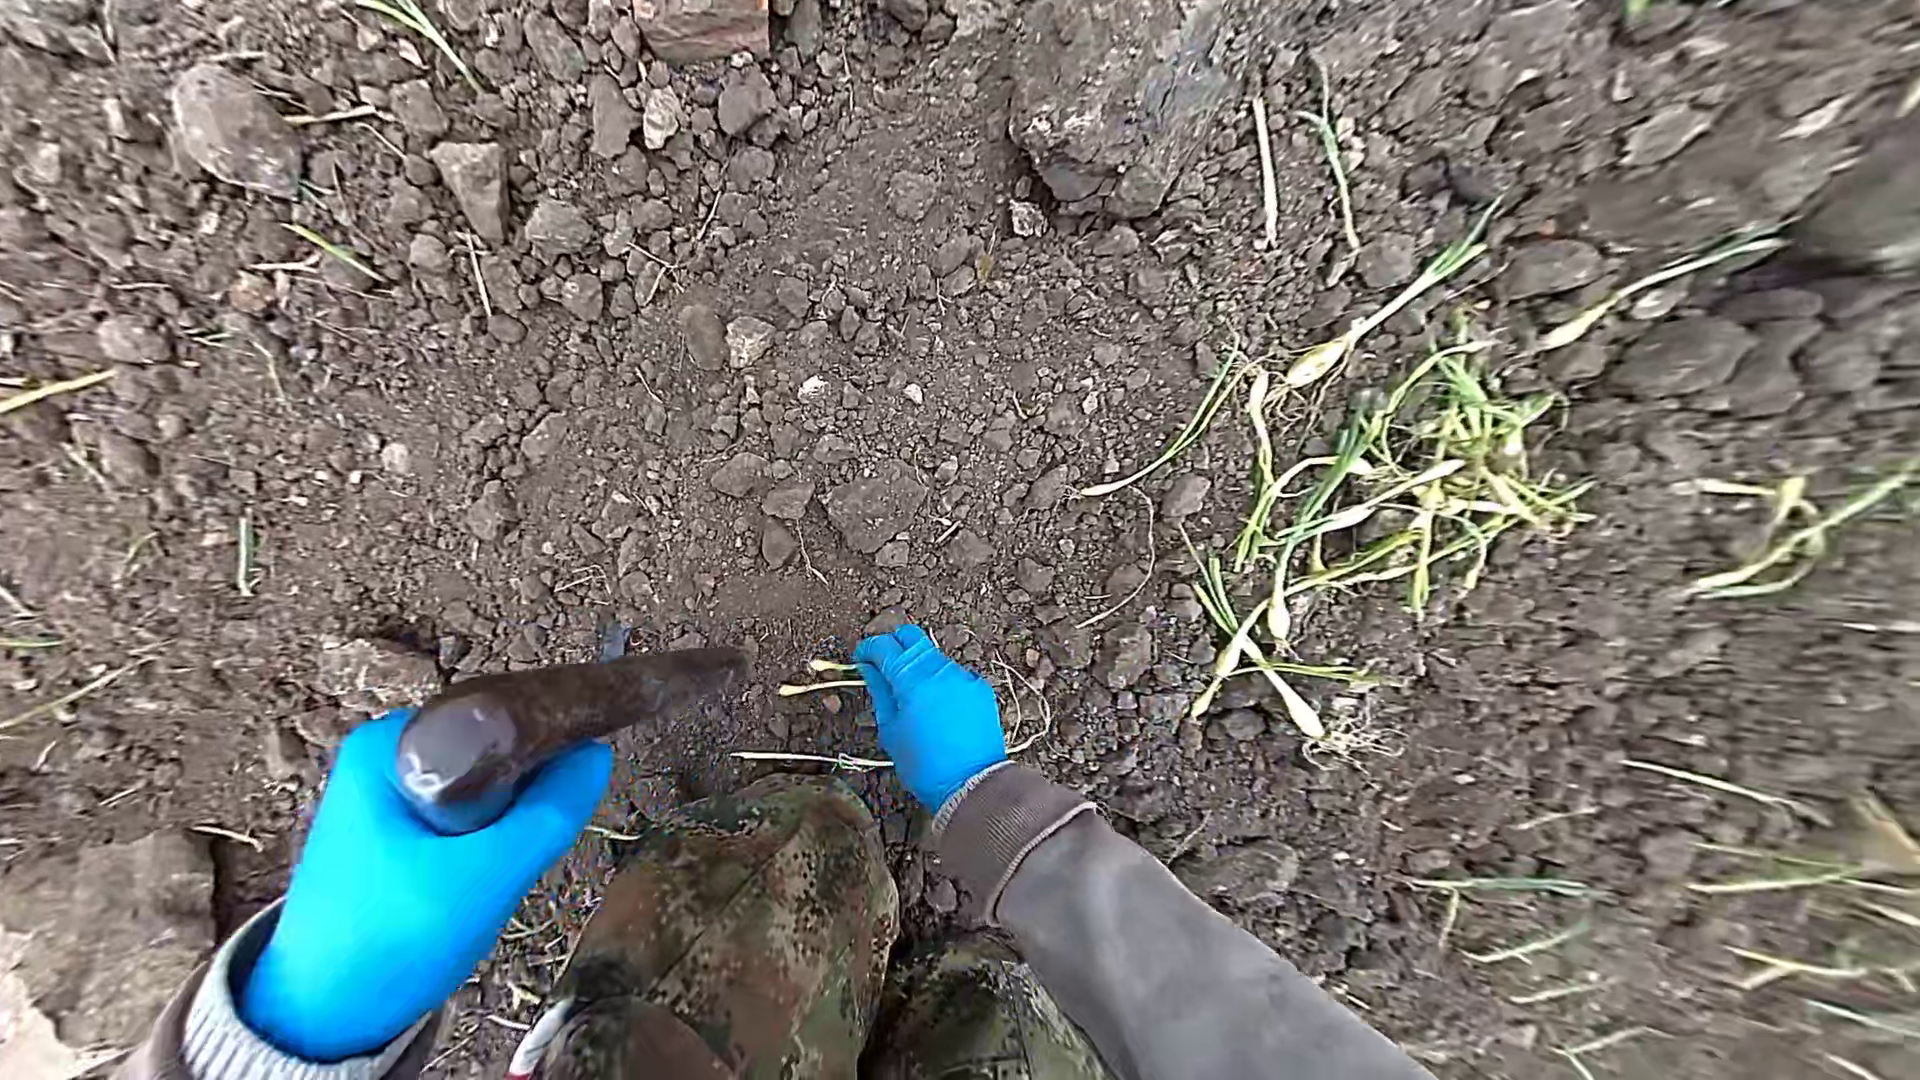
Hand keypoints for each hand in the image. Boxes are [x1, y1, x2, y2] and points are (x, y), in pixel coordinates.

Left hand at [240, 712, 610, 1061]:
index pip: (499, 715)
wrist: (322, 1022)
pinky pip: (480, 795)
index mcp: (387, 745)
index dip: (546, 740)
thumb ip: (553, 810)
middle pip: (500, 743)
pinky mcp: (405, 813)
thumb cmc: (392, 942)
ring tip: (508, 852)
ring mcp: (394, 783)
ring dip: (518, 806)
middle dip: (529, 783)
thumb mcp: (489, 875)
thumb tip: (597, 751)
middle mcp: (387, 752)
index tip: (565, 781)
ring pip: (495, 771)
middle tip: (526, 834)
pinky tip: (494, 857)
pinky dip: (500, 821)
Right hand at [855, 625, 1006, 810]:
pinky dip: (939, 679)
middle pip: (911, 636)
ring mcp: (963, 676)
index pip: (884, 645)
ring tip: (911, 695)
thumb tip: (868, 667)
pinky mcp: (979, 687)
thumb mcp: (891, 730)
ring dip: (917, 665)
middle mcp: (940, 669)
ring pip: (933, 655)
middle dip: (893, 645)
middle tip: (883, 666)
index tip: (861, 658)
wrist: (973, 785)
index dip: (868, 648)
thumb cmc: (925, 766)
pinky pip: (953, 673)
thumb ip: (879, 691)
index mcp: (913, 679)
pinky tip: (936, 705)